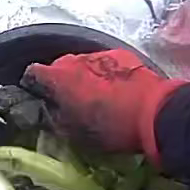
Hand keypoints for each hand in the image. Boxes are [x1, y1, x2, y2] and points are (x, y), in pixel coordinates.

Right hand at [20, 50, 187, 163]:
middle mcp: (75, 60)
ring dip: (83, 78)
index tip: (37, 96)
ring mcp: (100, 55)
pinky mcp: (122, 55)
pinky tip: (114, 90)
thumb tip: (51, 115)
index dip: (32, 84)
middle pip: (59, 67)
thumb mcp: (76, 134)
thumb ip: (57, 120)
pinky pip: (104, 65)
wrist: (157, 112)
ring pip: (82, 65)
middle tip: (67, 102)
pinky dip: (103, 75)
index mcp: (59, 77)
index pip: (33, 73)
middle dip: (60, 82)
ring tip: (94, 97)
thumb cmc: (112, 127)